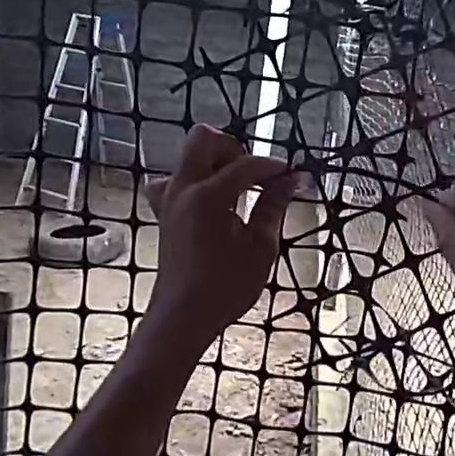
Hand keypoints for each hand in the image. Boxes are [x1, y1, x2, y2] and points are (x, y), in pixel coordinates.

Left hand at [142, 126, 297, 353]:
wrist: (183, 317)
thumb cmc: (225, 287)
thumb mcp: (260, 247)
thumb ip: (273, 206)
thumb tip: (290, 180)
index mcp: (209, 195)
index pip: (246, 164)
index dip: (273, 166)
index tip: (291, 174)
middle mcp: (183, 189)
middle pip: (203, 138)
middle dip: (232, 148)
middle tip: (253, 176)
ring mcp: (169, 199)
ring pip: (187, 157)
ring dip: (212, 162)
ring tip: (234, 190)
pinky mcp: (164, 213)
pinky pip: (174, 181)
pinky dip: (194, 182)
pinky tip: (211, 203)